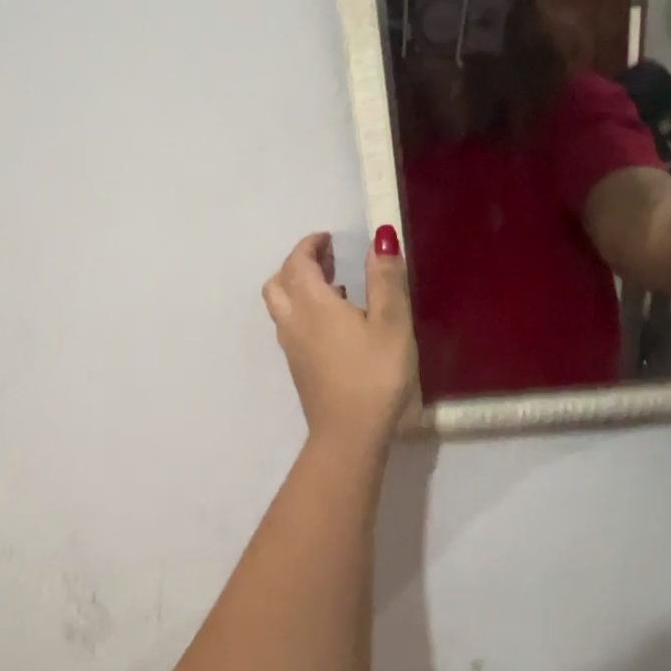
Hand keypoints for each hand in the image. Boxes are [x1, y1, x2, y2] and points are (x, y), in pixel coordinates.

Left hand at [262, 229, 415, 448]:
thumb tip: (380, 237)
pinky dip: (304, 311)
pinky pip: (290, 327)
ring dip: (299, 288)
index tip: (328, 239)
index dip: (309, 246)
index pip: (297, 262)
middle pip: (279, 282)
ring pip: (281, 306)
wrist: (349, 433)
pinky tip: (335, 323)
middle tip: (329, 259)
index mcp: (312, 304)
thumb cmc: (374, 374)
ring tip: (335, 287)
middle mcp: (293, 322)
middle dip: (300, 263)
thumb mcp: (391, 322)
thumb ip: (385, 278)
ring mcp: (291, 348)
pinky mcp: (298, 368)